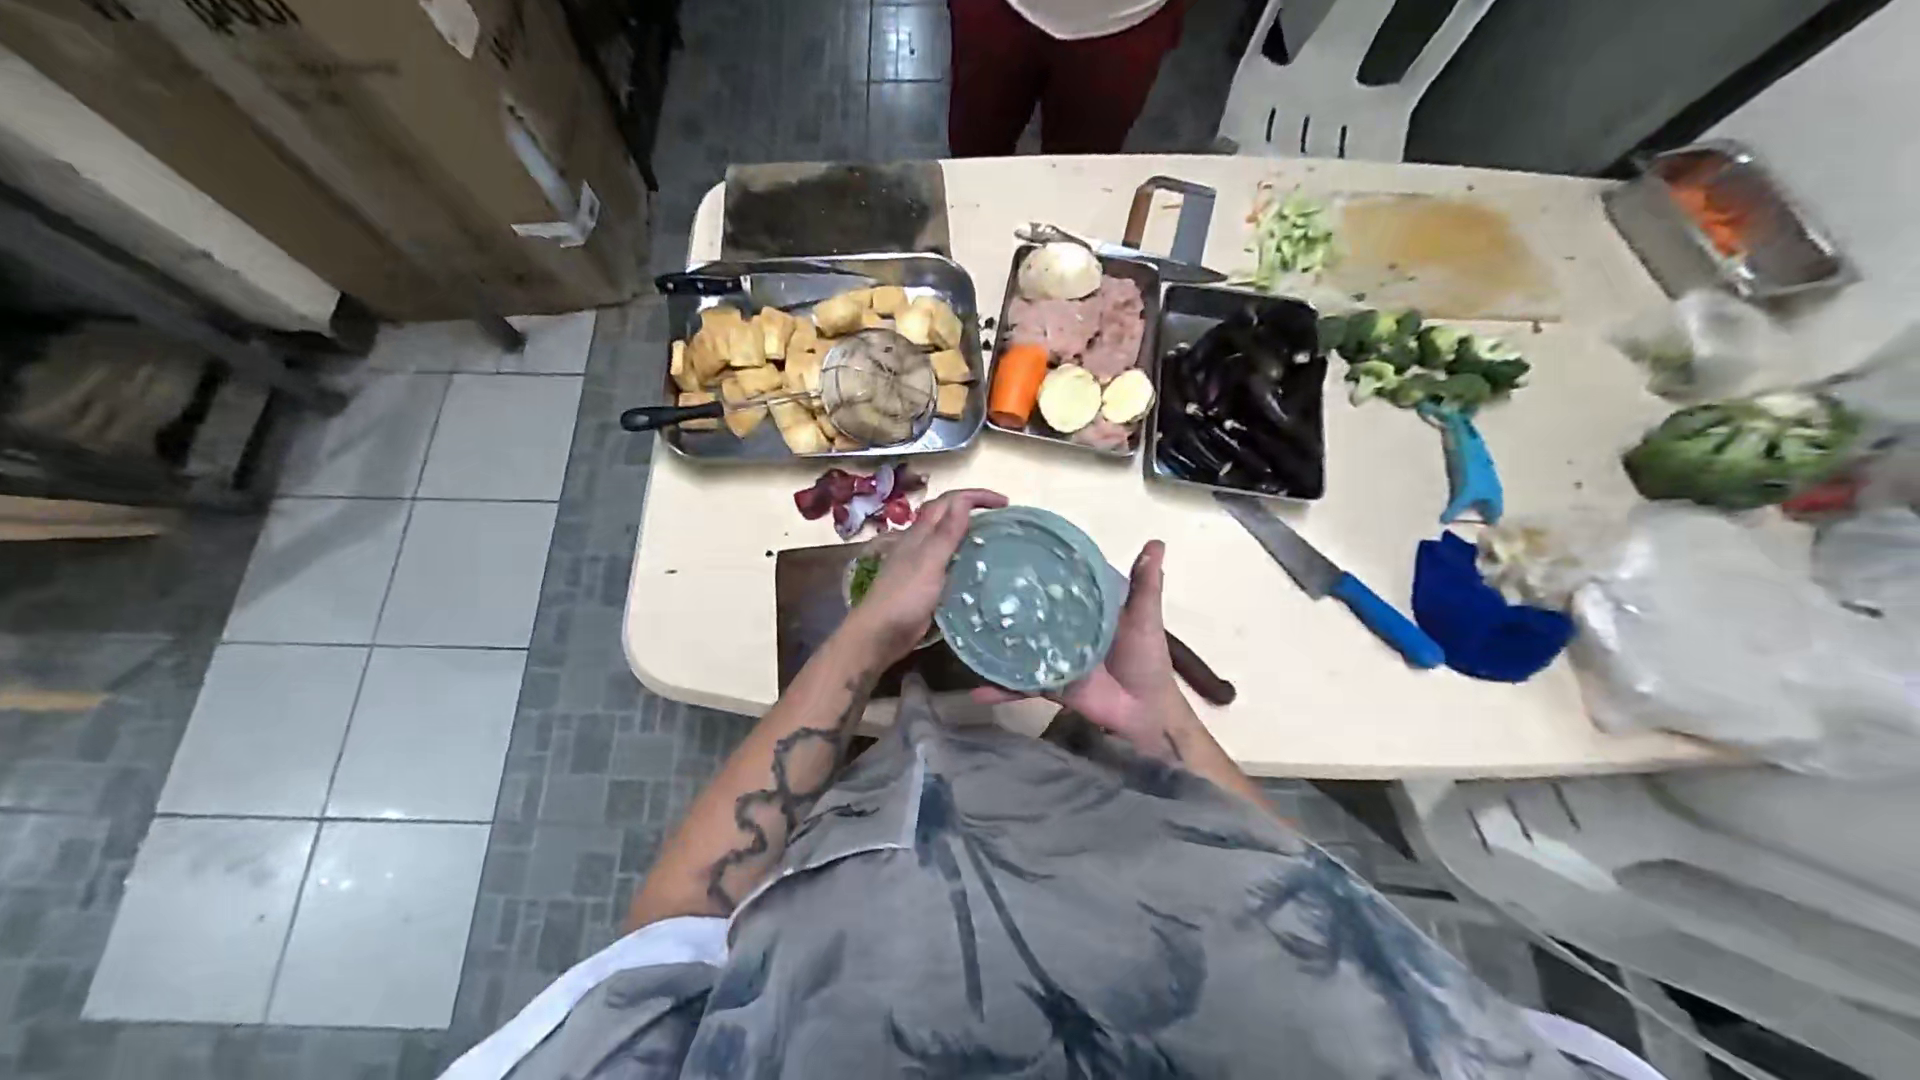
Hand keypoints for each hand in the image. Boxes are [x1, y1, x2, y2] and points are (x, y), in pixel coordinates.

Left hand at [840, 488, 1008, 664]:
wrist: (878, 635)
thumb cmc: (903, 598)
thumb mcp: (928, 562)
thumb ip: (946, 533)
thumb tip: (964, 501)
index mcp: (920, 533)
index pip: (950, 502)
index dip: (977, 496)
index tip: (1005, 503)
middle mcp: (920, 544)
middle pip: (947, 516)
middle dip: (974, 509)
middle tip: (1002, 519)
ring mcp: (921, 564)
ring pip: (948, 539)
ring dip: (969, 533)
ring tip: (995, 540)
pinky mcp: (925, 584)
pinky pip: (949, 563)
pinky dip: (964, 558)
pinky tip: (978, 570)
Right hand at [972, 540, 1194, 760]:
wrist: (1144, 713)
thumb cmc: (1147, 660)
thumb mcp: (1145, 618)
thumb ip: (1145, 585)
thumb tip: (1156, 542)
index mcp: (1084, 608)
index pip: (1056, 582)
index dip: (1037, 568)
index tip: (1009, 548)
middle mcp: (1062, 627)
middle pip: (1029, 612)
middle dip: (1004, 602)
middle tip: (971, 586)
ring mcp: (1050, 655)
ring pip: (1017, 645)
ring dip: (993, 642)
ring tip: (962, 632)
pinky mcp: (1046, 683)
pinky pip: (1019, 684)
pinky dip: (1000, 688)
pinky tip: (976, 690)